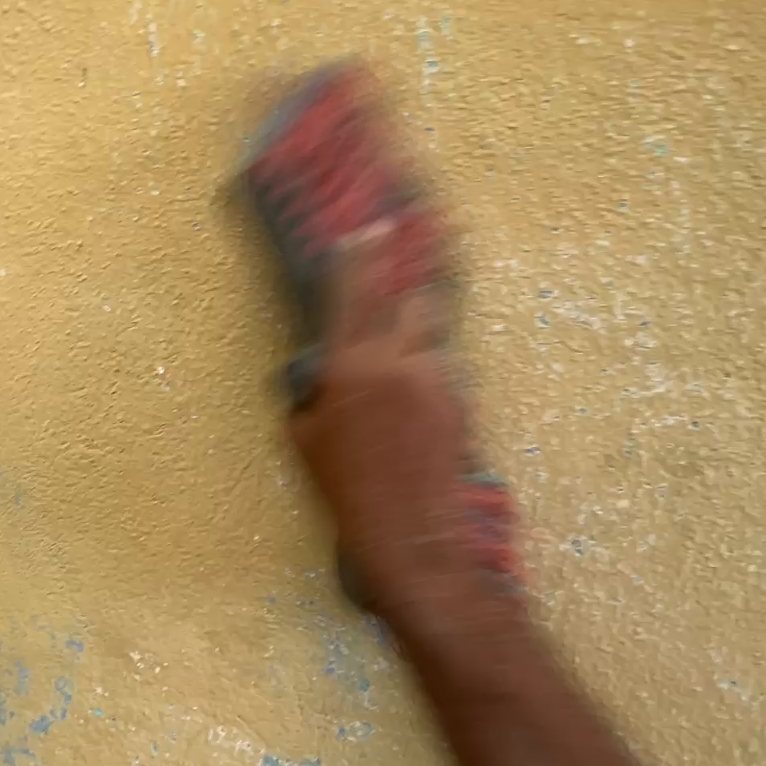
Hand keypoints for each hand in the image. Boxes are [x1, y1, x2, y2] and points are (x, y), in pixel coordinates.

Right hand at [288, 226, 518, 643]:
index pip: (356, 294)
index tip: (368, 229)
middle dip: (401, 281)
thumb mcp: (303, 437)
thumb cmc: (345, 488)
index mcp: (352, 367)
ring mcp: (438, 379)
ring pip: (429, 333)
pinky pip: (441, 365)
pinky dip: (426, 367)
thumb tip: (324, 371)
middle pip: (409, 298)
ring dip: (413, 333)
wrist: (413, 537)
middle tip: (397, 266)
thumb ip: (313, 391)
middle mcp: (399, 361)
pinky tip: (414, 396)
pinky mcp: (461, 401)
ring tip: (399, 354)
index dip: (361, 256)